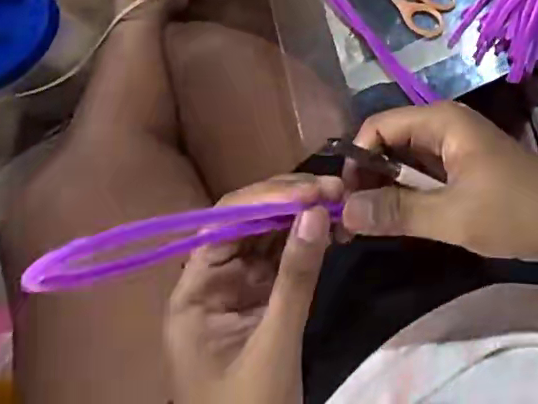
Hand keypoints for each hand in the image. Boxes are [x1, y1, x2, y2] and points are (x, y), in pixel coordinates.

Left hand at [165, 174, 340, 403]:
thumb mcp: (274, 348)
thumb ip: (295, 277)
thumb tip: (317, 210)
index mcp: (195, 294)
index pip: (226, 223)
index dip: (267, 197)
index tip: (312, 192)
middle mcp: (213, 282)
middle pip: (248, 220)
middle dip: (291, 200)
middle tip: (336, 190)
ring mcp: (240, 290)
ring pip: (269, 233)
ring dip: (304, 213)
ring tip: (342, 200)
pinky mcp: (264, 300)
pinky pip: (285, 255)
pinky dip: (310, 238)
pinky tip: (335, 227)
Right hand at [341, 102, 537, 261]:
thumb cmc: (511, 211)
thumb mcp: (451, 216)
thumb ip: (396, 210)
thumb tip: (343, 209)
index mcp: (442, 120)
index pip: (379, 125)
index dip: (357, 158)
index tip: (344, 200)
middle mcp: (444, 124)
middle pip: (389, 140)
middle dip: (367, 175)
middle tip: (348, 219)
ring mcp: (453, 145)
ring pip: (403, 159)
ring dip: (384, 187)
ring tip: (363, 224)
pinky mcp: (460, 167)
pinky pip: (420, 173)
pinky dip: (404, 193)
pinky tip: (393, 220)